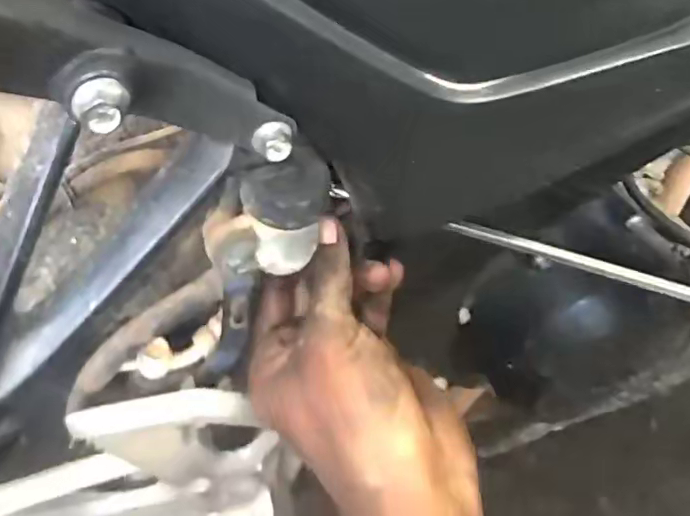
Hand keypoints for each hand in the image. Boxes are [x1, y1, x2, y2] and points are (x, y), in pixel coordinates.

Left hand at [249, 218, 479, 515]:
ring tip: (381, 265)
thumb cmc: (354, 409)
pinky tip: (394, 273)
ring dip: (360, 276)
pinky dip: (380, 292)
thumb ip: (326, 277)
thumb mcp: (329, 338)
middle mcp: (299, 355)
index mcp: (271, 360)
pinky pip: (371, 313)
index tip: (304, 212)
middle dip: (329, 261)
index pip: (272, 293)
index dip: (288, 254)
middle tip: (348, 226)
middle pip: (310, 292)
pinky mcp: (376, 357)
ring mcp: (340, 356)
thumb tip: (325, 224)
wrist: (418, 478)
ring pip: (342, 299)